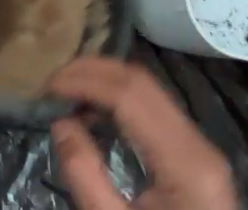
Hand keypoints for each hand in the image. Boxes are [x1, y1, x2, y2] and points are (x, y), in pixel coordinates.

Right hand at [49, 58, 236, 209]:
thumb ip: (84, 174)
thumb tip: (61, 122)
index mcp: (185, 164)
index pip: (128, 95)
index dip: (83, 81)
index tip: (44, 89)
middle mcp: (199, 146)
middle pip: (140, 82)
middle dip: (91, 72)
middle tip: (49, 83)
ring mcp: (202, 150)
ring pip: (149, 90)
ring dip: (104, 82)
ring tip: (65, 94)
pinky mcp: (196, 159)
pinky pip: (155, 110)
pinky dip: (119, 100)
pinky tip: (93, 113)